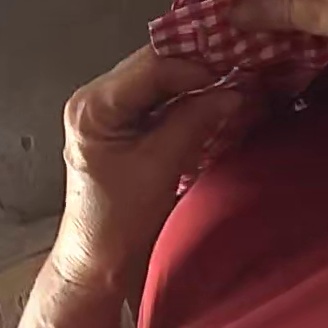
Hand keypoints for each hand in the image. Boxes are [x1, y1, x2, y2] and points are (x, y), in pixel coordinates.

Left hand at [52, 47, 243, 297]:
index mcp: (92, 106)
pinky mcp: (118, 123)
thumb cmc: (117, 221)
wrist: (98, 260)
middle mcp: (93, 98)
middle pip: (150, 67)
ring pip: (155, 80)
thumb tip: (230, 92)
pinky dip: (182, 99)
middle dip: (194, 69)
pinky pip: (154, 99)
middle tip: (235, 71)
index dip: (193, 67)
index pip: (149, 67)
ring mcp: (104, 109)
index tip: (230, 73)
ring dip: (191, 82)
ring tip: (228, 84)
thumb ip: (193, 122)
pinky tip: (208, 101)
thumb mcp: (160, 166)